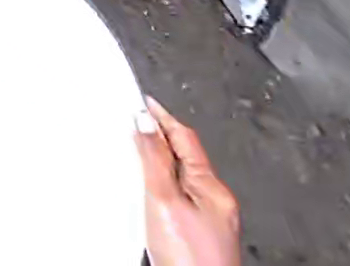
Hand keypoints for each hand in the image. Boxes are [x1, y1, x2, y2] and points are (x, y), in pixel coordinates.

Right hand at [137, 96, 240, 265]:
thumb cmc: (189, 261)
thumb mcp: (164, 200)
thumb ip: (154, 158)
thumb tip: (145, 120)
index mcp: (213, 187)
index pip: (185, 136)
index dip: (162, 115)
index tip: (141, 100)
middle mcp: (215, 201)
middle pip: (184, 154)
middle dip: (159, 135)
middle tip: (133, 118)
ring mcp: (208, 219)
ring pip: (180, 174)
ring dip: (159, 158)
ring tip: (137, 145)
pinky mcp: (197, 234)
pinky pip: (178, 194)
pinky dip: (160, 180)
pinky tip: (147, 184)